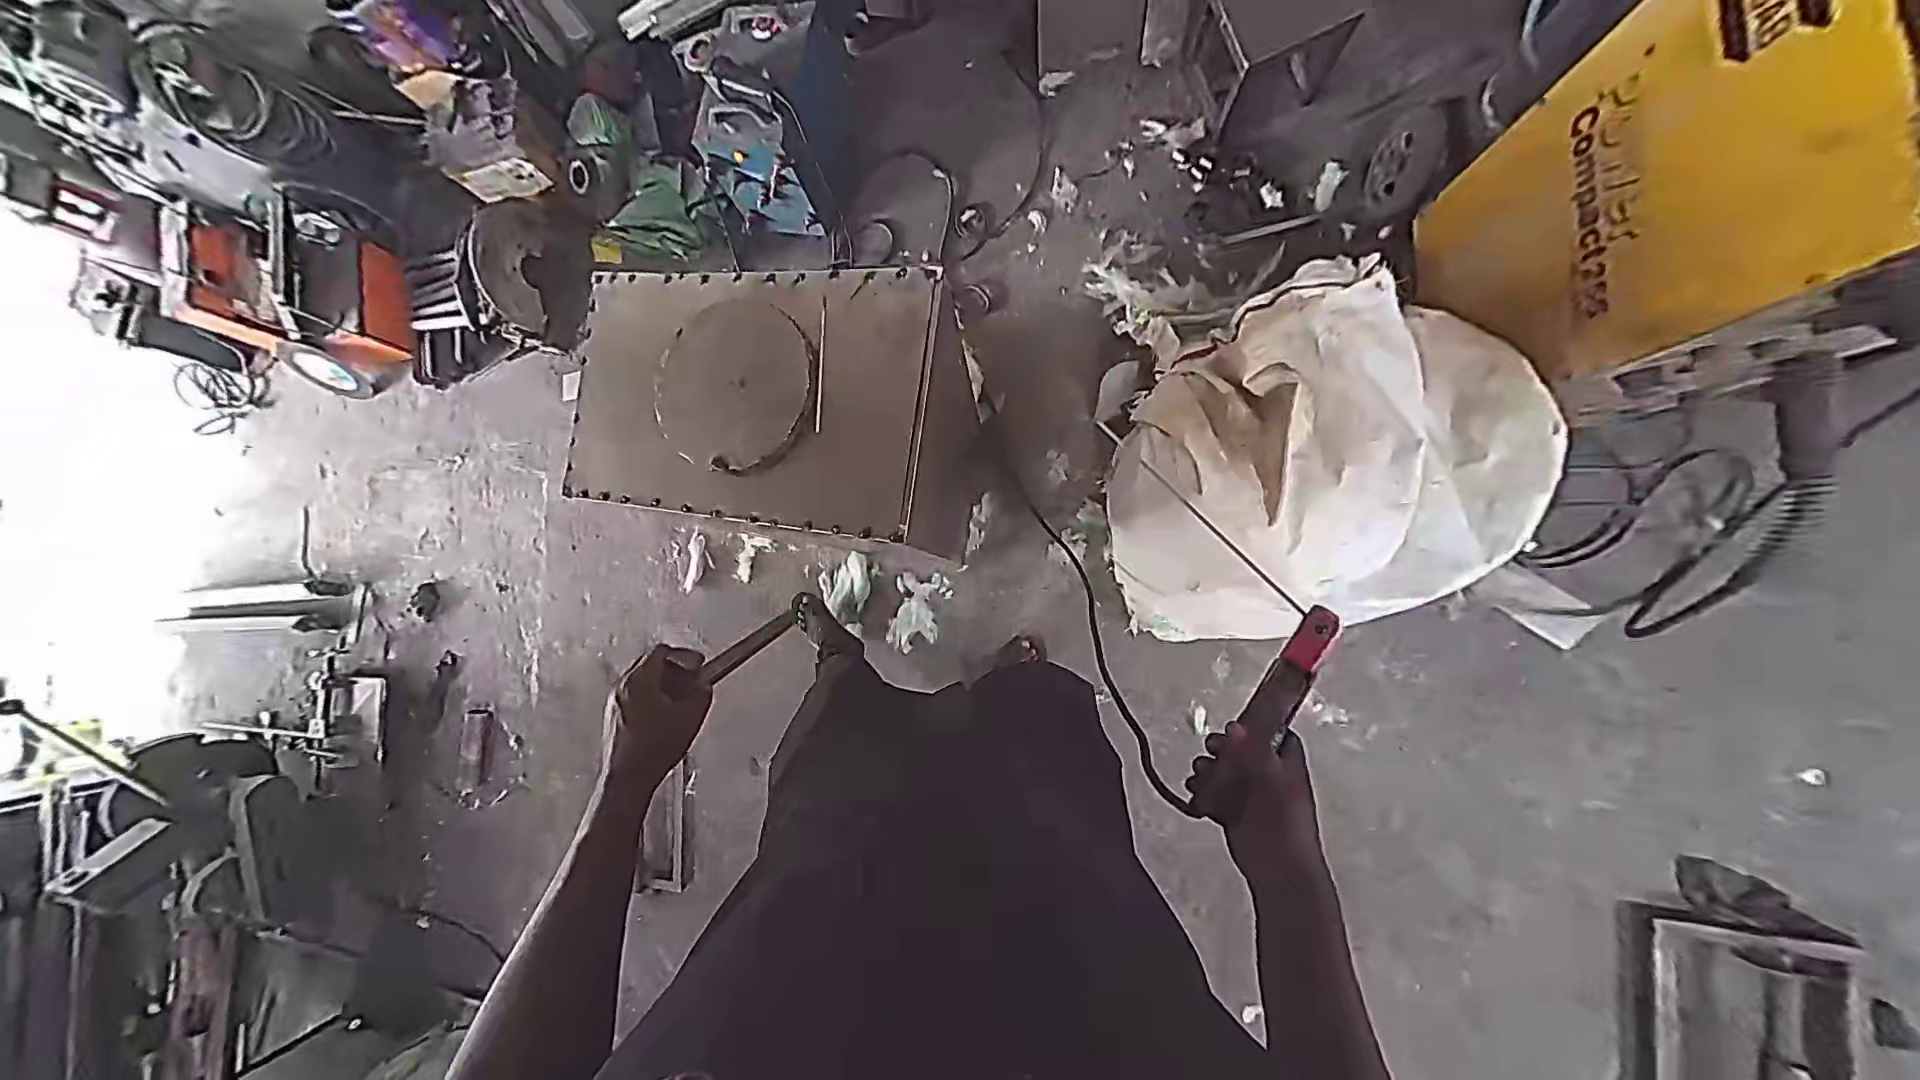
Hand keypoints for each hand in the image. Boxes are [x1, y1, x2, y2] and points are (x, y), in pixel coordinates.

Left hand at [603, 645, 710, 784]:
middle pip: (650, 663)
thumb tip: (703, 684)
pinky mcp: (613, 717)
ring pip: (642, 680)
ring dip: (664, 683)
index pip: (661, 652)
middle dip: (675, 668)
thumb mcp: (691, 715)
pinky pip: (635, 696)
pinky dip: (653, 696)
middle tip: (692, 678)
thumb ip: (702, 691)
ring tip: (682, 698)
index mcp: (639, 680)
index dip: (684, 655)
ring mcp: (615, 703)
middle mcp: (622, 688)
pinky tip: (667, 714)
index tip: (697, 663)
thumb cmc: (653, 749)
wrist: (627, 778)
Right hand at [1186, 723, 1325, 886]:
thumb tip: (1235, 727)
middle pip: (1243, 751)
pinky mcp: (1235, 813)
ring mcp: (1251, 796)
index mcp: (1286, 765)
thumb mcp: (1267, 778)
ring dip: (1209, 770)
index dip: (1257, 727)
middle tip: (1212, 750)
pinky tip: (1198, 794)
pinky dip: (1204, 791)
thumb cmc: (1280, 822)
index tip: (1235, 728)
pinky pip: (1215, 794)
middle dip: (1223, 749)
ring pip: (1225, 772)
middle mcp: (1269, 776)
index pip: (1277, 734)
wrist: (1279, 870)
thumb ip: (1252, 750)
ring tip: (1202, 777)